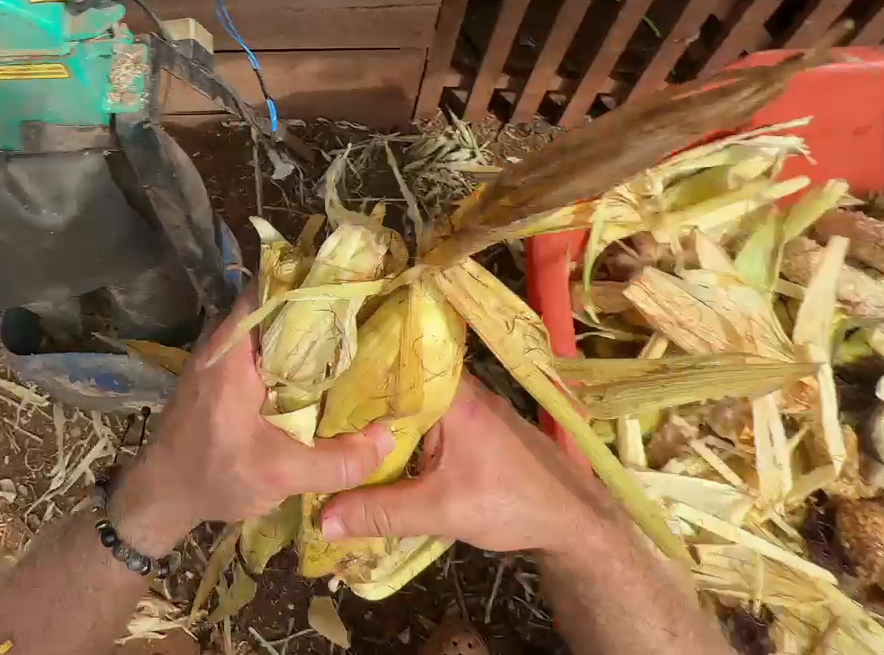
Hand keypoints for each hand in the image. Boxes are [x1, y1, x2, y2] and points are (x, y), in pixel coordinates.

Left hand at [111, 291, 393, 555]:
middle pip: (275, 305)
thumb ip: (336, 460)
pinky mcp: (222, 371)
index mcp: (232, 348)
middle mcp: (223, 339)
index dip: (310, 280)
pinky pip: (262, 347)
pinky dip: (289, 353)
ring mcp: (220, 353)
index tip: (352, 285)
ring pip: (269, 327)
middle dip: (318, 308)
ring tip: (354, 338)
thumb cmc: (213, 474)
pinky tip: (321, 372)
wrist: (163, 493)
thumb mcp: (279, 473)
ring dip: (305, 333)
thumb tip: (388, 437)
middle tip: (366, 315)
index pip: (270, 288)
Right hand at [316, 375, 624, 556]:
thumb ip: (382, 512)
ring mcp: (462, 400)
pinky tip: (370, 438)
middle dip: (353, 392)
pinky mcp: (467, 419)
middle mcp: (453, 385)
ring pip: (405, 396)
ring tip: (327, 418)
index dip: (346, 370)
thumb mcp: (442, 512)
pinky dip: (395, 422)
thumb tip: (323, 518)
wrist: (576, 521)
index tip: (308, 379)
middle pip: (391, 379)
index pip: (387, 363)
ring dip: (374, 410)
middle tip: (307, 402)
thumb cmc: (512, 503)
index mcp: (447, 392)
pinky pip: (419, 410)